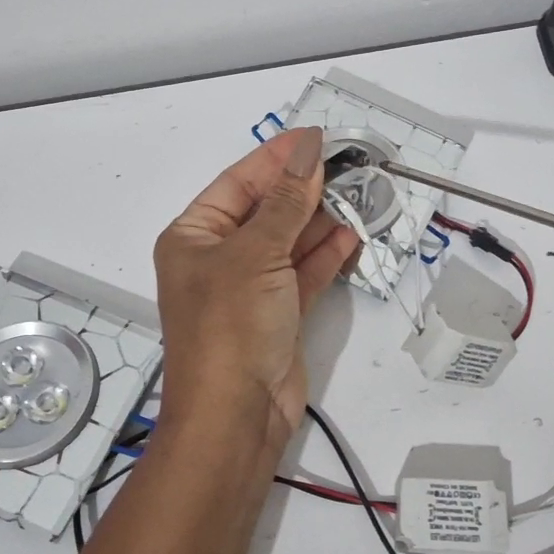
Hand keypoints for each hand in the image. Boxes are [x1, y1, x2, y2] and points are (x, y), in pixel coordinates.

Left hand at [153, 127, 360, 446]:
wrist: (236, 416)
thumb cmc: (231, 325)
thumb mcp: (257, 255)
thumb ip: (287, 203)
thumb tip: (308, 153)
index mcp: (194, 236)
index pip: (239, 183)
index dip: (277, 158)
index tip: (316, 137)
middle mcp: (218, 257)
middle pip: (266, 209)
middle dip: (304, 188)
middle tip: (349, 162)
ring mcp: (249, 287)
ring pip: (289, 240)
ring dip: (321, 219)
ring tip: (359, 191)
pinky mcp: (277, 312)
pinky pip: (303, 272)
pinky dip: (326, 254)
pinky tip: (352, 233)